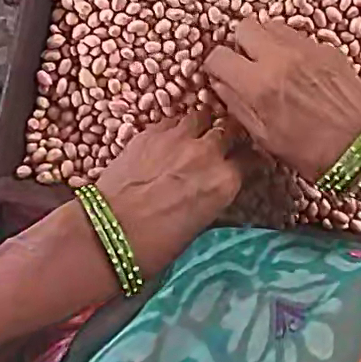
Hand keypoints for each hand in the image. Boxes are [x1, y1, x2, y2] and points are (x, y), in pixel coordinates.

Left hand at [93, 113, 245, 275]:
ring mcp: (177, 137)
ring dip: (203, 126)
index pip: (252, 159)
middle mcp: (207, 152)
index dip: (250, 159)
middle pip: (230, 130)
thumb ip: (215, 198)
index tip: (246, 162)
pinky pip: (172, 120)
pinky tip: (170, 139)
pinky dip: (176, 128)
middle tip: (223, 145)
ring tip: (197, 136)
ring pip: (201, 116)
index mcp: (224, 181)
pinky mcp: (150, 132)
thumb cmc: (156, 245)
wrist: (108, 232)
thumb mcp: (200, 225)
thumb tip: (220, 190)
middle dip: (229, 136)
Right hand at [204, 19, 360, 182]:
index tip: (220, 73)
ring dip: (265, 41)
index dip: (214, 66)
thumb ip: (236, 104)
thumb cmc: (311, 151)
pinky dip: (290, 47)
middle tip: (245, 64)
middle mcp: (280, 58)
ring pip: (271, 25)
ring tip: (271, 64)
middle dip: (240, 44)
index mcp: (259, 85)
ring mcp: (306, 49)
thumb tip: (220, 83)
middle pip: (244, 27)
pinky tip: (297, 69)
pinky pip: (298, 35)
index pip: (219, 56)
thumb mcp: (263, 136)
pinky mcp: (327, 48)